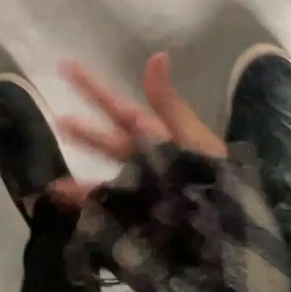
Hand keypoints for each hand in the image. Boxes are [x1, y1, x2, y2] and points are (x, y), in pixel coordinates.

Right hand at [48, 51, 224, 206]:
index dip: (93, 88)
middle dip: (85, 132)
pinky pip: (110, 216)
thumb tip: (157, 55)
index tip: (68, 66)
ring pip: (104, 181)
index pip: (119, 108)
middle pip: (108, 143)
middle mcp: (144, 163)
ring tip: (54, 184)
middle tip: (59, 119)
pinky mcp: (141, 223)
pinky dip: (89, 215)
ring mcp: (141, 194)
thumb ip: (168, 103)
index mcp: (157, 137)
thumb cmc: (217, 180)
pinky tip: (71, 216)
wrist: (236, 236)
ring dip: (80, 182)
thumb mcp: (193, 137)